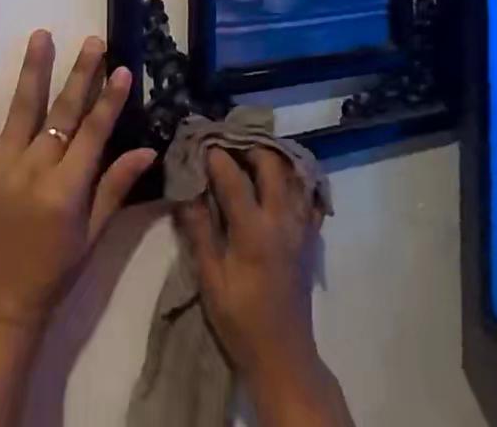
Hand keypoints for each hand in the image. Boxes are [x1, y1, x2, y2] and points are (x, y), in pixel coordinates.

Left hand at [0, 31, 157, 330]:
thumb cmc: (54, 270)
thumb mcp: (93, 234)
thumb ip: (116, 187)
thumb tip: (149, 149)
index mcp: (65, 189)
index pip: (93, 132)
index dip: (110, 99)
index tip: (123, 68)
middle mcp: (33, 170)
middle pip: (62, 113)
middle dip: (81, 74)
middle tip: (93, 41)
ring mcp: (0, 166)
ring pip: (22, 109)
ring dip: (34, 70)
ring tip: (42, 35)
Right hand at [176, 148, 330, 396]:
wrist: (283, 353)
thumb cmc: (240, 319)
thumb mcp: (210, 278)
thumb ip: (199, 230)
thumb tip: (185, 190)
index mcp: (254, 230)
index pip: (233, 178)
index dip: (216, 156)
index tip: (201, 143)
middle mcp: (282, 219)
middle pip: (271, 164)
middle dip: (248, 147)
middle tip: (227, 144)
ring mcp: (302, 225)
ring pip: (293, 173)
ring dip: (272, 157)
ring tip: (250, 153)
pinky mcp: (311, 235)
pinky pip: (309, 194)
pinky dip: (296, 178)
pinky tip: (281, 177)